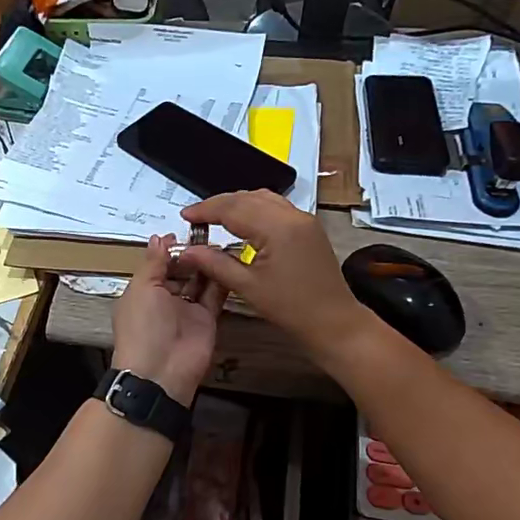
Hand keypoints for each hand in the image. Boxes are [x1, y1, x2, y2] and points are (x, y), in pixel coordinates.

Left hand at [110, 234, 226, 404]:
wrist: (161, 372)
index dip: (169, 249)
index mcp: (142, 292)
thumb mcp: (142, 288)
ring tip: (220, 244)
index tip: (184, 232)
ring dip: (207, 264)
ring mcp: (186, 310)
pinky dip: (221, 280)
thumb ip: (153, 262)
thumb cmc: (143, 329)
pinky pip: (215, 296)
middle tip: (207, 236)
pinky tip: (229, 262)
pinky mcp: (206, 320)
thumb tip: (158, 238)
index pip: (157, 265)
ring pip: (200, 281)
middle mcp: (164, 300)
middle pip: (180, 271)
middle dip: (191, 255)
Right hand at [178, 191, 368, 355]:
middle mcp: (292, 216)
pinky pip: (276, 207)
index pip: (233, 208)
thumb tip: (187, 250)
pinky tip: (242, 223)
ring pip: (263, 198)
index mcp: (277, 228)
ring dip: (237, 204)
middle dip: (219, 204)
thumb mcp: (247, 287)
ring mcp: (303, 219)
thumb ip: (215, 263)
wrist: (334, 322)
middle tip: (196, 217)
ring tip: (215, 218)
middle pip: (247, 198)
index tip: (186, 216)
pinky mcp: (308, 228)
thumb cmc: (291, 308)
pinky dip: (254, 209)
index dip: (206, 209)